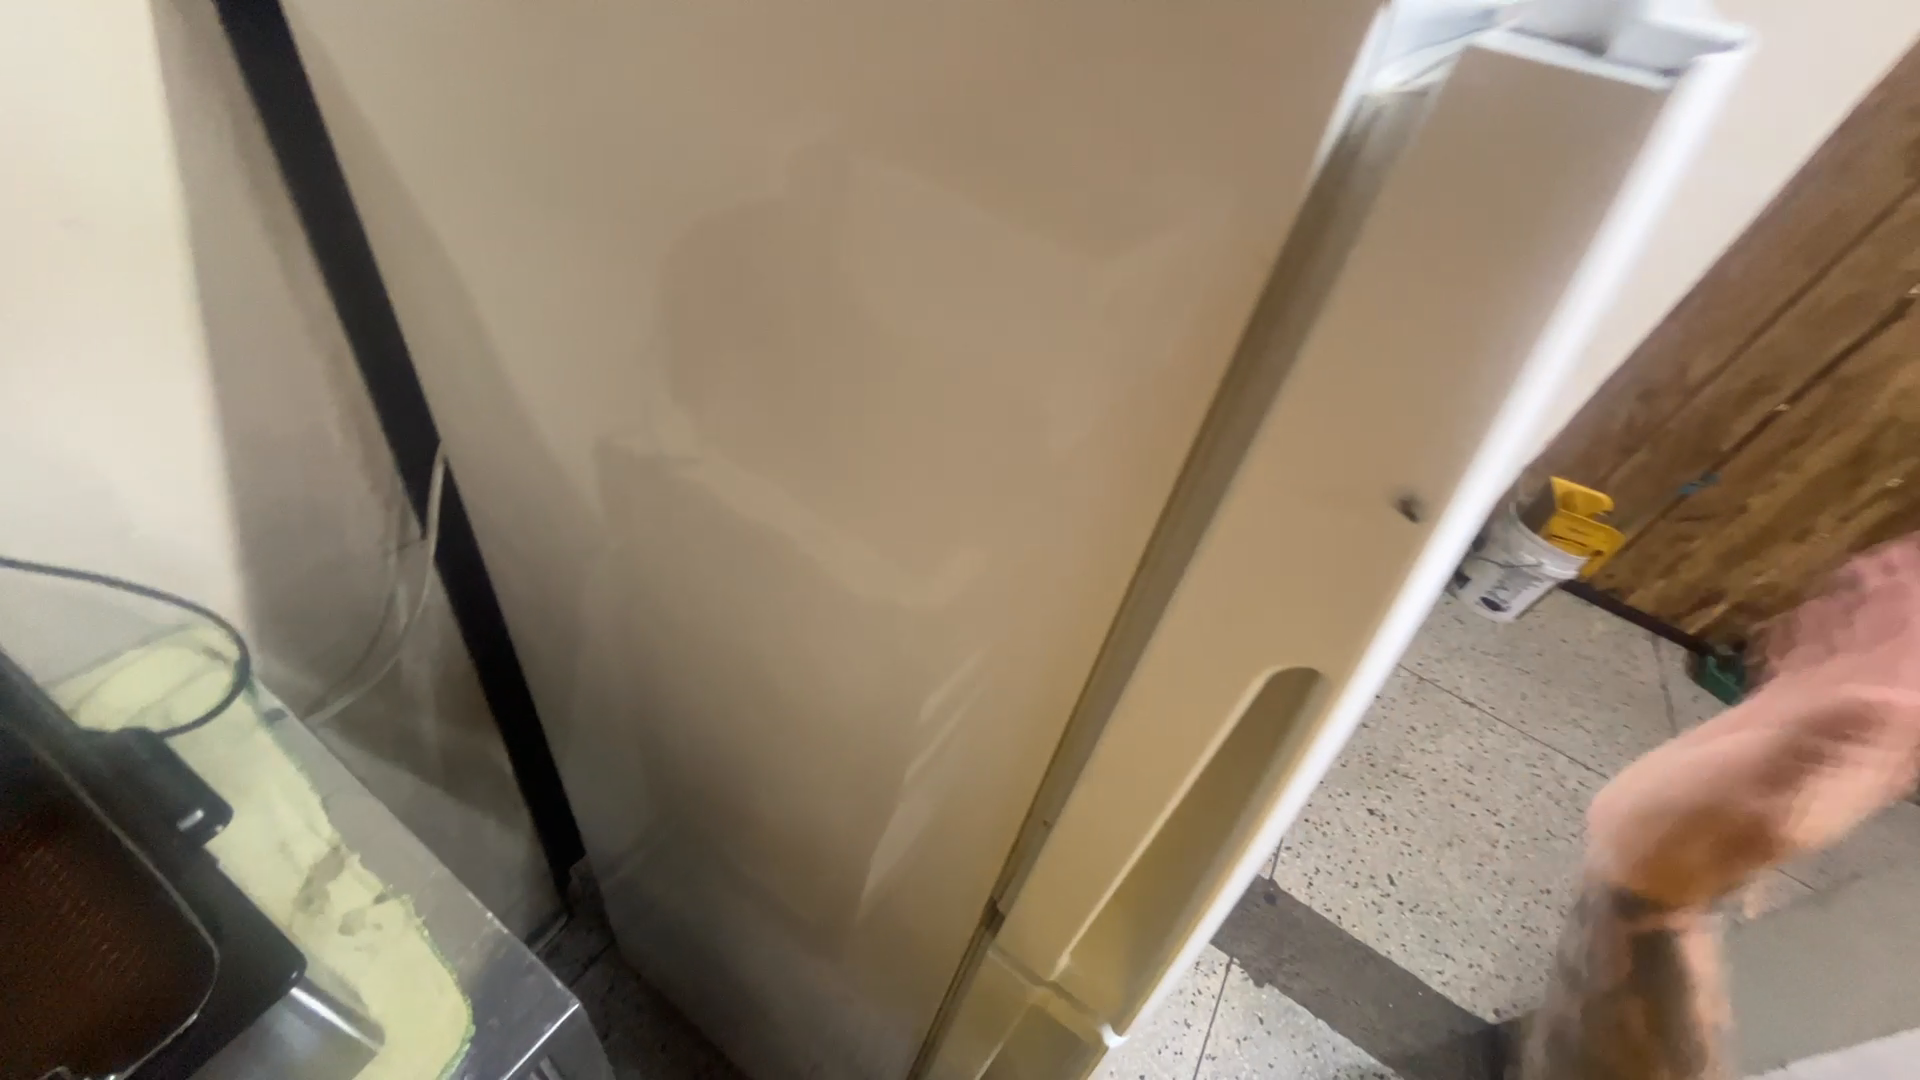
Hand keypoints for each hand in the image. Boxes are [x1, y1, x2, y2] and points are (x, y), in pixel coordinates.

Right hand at [1584, 537, 1919, 908]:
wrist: (1644, 857)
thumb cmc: (1689, 831)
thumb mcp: (1750, 794)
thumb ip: (1811, 746)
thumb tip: (1887, 698)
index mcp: (1854, 757)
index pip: (1904, 682)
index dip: (1914, 634)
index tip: (1919, 574)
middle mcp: (1841, 739)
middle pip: (1884, 666)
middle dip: (1898, 614)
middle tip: (1908, 555)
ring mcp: (1799, 732)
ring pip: (1843, 664)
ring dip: (1860, 620)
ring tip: (1872, 569)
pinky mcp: (1759, 729)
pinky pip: (1794, 676)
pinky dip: (1804, 643)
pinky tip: (1806, 617)